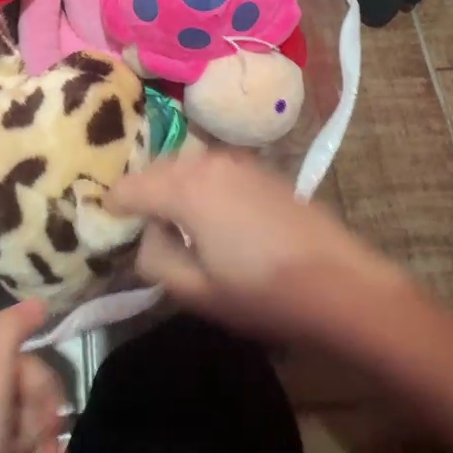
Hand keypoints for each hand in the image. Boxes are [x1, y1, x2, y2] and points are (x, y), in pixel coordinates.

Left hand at [0, 299, 65, 452]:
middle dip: (42, 419)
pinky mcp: (0, 452)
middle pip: (34, 395)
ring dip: (46, 442)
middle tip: (31, 443)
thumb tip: (39, 299)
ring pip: (39, 426)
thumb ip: (7, 335)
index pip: (27, 363)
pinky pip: (36, 446)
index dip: (39, 388)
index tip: (35, 413)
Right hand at [106, 150, 402, 339]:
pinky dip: (201, 187)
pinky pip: (212, 170)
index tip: (110, 232)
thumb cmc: (263, 292)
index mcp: (184, 187)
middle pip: (155, 170)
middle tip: (143, 233)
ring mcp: (236, 160)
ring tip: (179, 228)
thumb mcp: (196, 290)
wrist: (342, 283)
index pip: (126, 187)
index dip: (112, 209)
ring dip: (173, 190)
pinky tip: (215, 220)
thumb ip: (153, 257)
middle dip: (144, 197)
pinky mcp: (259, 168)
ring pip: (184, 167)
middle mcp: (206, 160)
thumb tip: (144, 236)